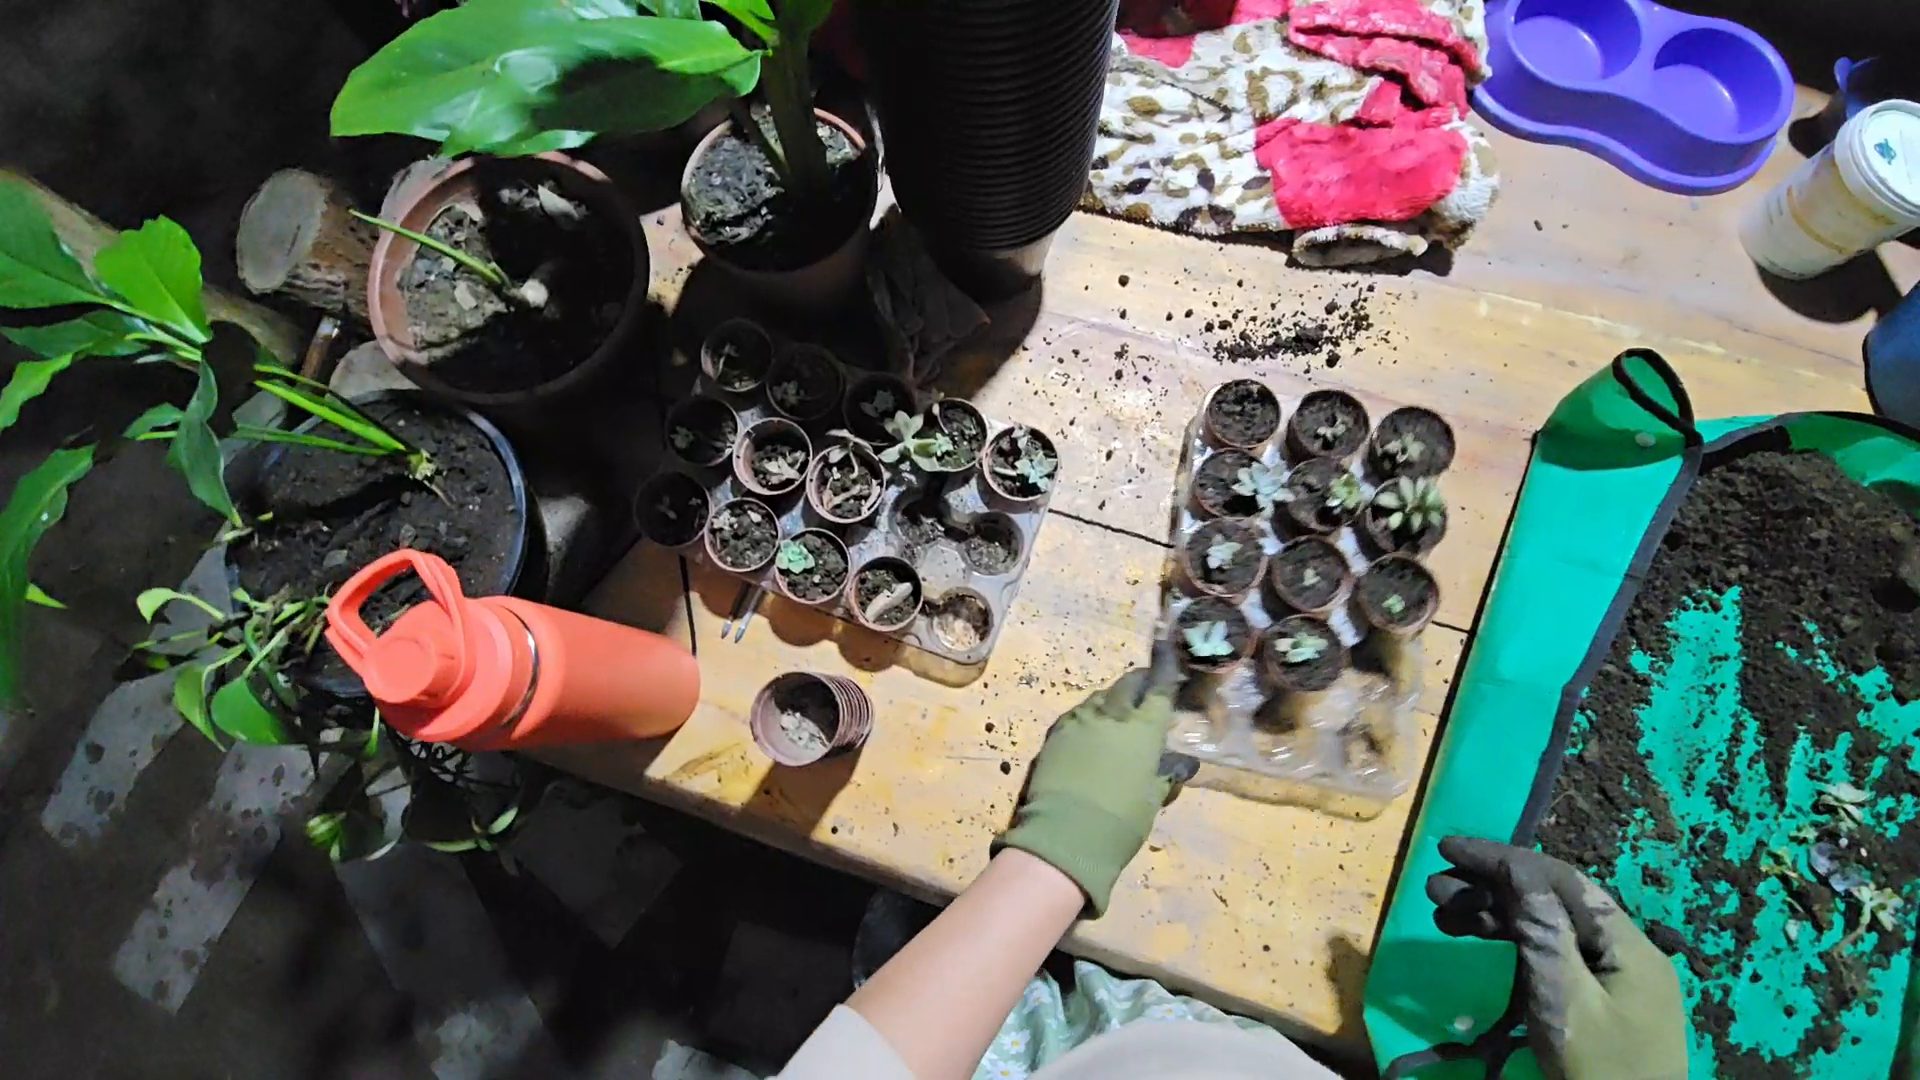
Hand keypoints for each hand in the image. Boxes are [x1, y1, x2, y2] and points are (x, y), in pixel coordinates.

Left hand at [995, 649, 1179, 916]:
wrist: (1067, 832)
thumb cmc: (1121, 820)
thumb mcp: (1152, 798)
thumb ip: (1166, 773)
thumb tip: (1183, 762)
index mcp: (1143, 729)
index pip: (1159, 690)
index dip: (1166, 671)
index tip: (1168, 654)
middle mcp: (1112, 715)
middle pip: (1128, 685)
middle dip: (1139, 682)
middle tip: (1147, 687)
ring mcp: (1080, 719)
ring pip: (1101, 696)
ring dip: (1113, 699)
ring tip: (1119, 710)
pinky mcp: (1056, 731)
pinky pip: (1077, 712)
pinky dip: (1089, 714)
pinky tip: (1091, 726)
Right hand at [1427, 837, 1687, 1079]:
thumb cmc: (1599, 1067)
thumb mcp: (1564, 997)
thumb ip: (1543, 930)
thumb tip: (1514, 868)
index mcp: (1626, 944)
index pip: (1556, 878)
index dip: (1500, 857)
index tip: (1448, 849)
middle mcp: (1620, 948)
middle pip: (1545, 896)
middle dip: (1486, 885)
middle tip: (1434, 888)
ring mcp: (1607, 972)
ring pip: (1539, 920)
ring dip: (1488, 910)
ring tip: (1440, 914)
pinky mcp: (1591, 992)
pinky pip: (1543, 947)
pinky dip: (1504, 936)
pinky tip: (1469, 935)